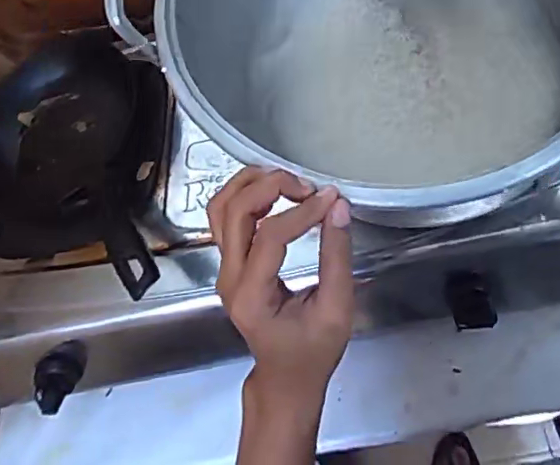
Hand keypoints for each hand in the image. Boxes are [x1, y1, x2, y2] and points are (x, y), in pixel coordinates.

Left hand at [210, 168, 354, 414]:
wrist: (284, 376)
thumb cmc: (312, 350)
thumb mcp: (337, 309)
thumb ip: (338, 257)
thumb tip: (338, 206)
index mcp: (253, 298)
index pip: (269, 236)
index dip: (302, 211)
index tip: (331, 200)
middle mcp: (230, 279)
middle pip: (235, 212)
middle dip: (273, 187)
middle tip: (308, 189)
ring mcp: (225, 268)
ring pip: (221, 206)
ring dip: (254, 183)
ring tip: (289, 181)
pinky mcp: (230, 260)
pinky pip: (225, 214)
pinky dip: (248, 191)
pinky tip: (275, 190)